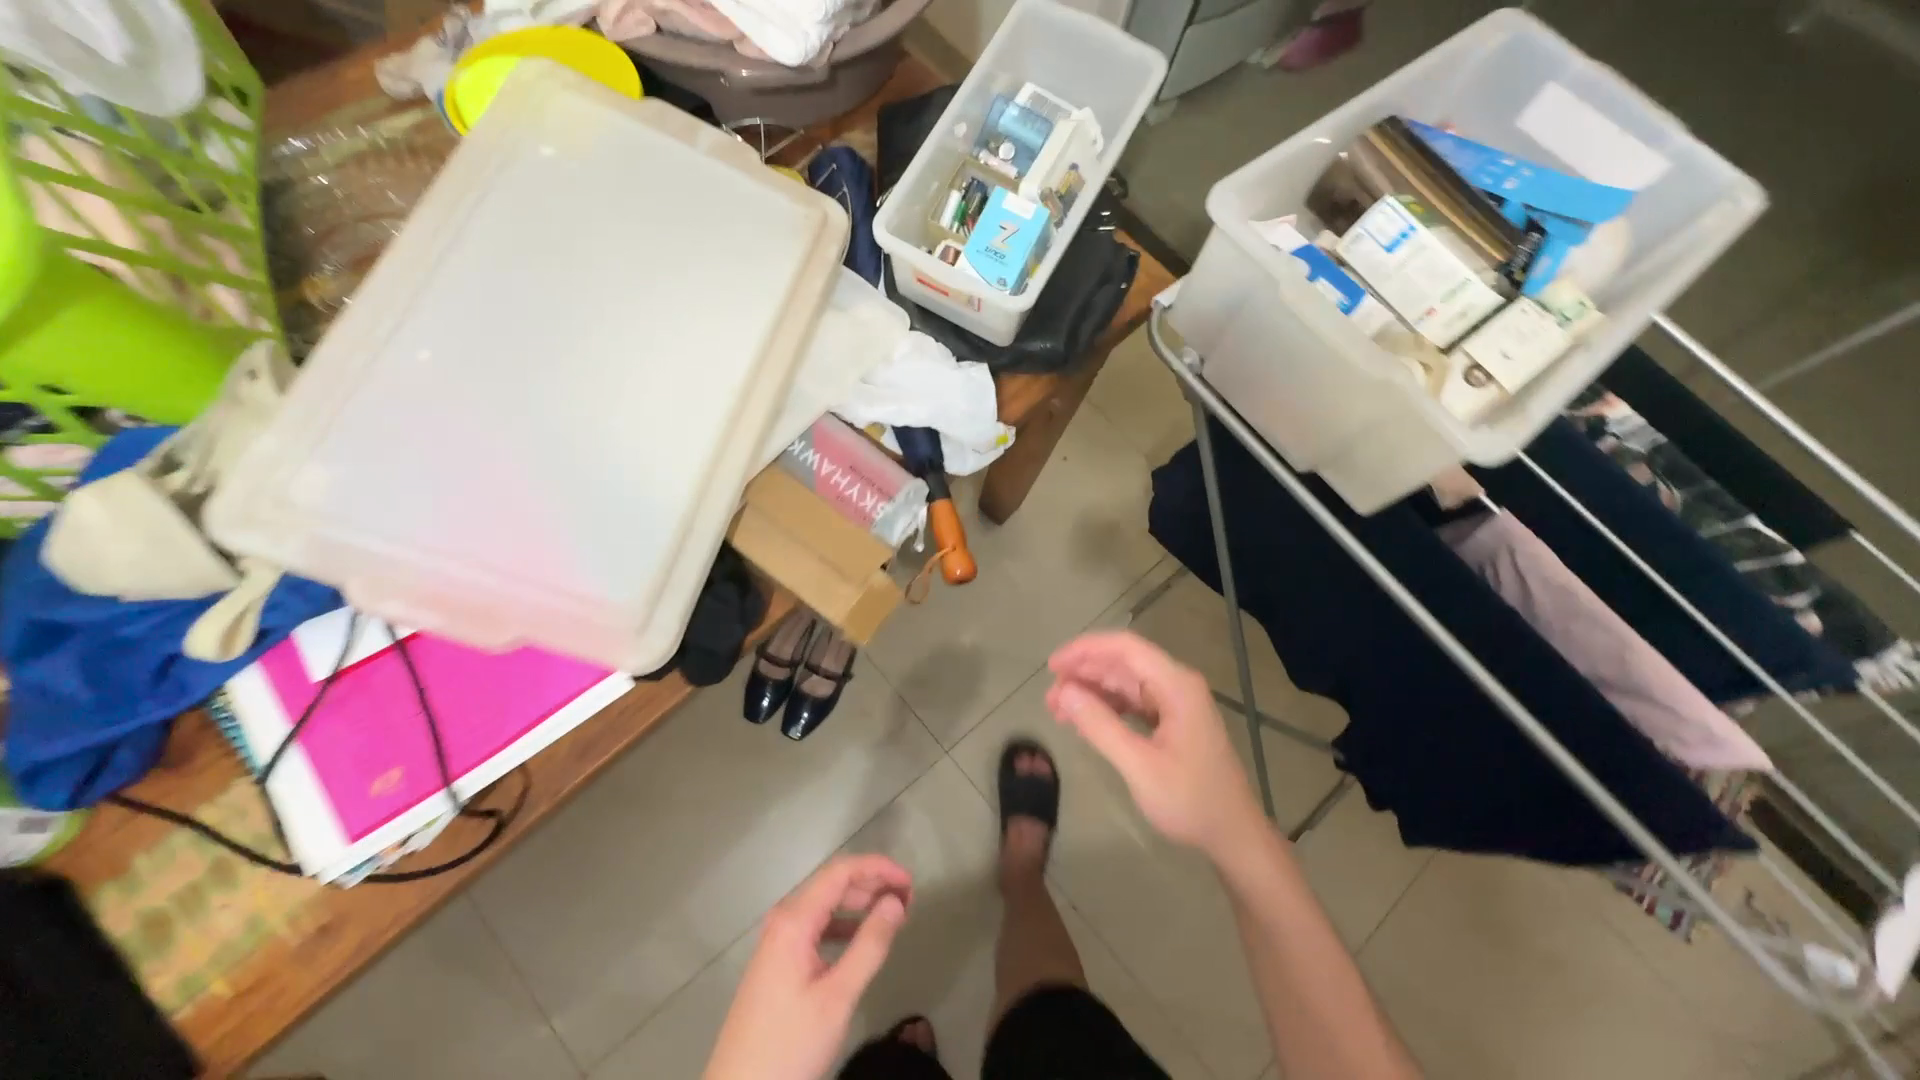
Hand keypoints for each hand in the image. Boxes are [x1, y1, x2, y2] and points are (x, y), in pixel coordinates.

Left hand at [704, 855, 911, 1079]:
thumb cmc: (790, 1043)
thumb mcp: (838, 997)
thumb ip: (869, 945)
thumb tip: (895, 903)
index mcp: (793, 921)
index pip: (840, 872)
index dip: (877, 868)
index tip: (910, 883)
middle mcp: (782, 920)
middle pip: (831, 884)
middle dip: (872, 885)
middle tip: (908, 902)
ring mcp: (777, 940)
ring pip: (823, 906)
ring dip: (859, 905)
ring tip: (893, 917)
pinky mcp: (777, 960)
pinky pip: (815, 927)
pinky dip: (843, 926)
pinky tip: (862, 941)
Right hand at [1046, 631, 1266, 857]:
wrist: (1233, 834)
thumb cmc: (1190, 800)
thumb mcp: (1140, 766)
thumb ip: (1101, 726)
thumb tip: (1063, 692)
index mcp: (1176, 686)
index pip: (1125, 647)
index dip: (1085, 650)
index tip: (1052, 666)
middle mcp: (1178, 686)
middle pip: (1124, 663)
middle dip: (1084, 673)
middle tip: (1049, 696)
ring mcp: (1177, 704)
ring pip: (1127, 683)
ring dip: (1093, 691)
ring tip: (1059, 709)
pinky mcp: (1174, 723)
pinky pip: (1135, 703)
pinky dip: (1108, 708)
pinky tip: (1086, 721)